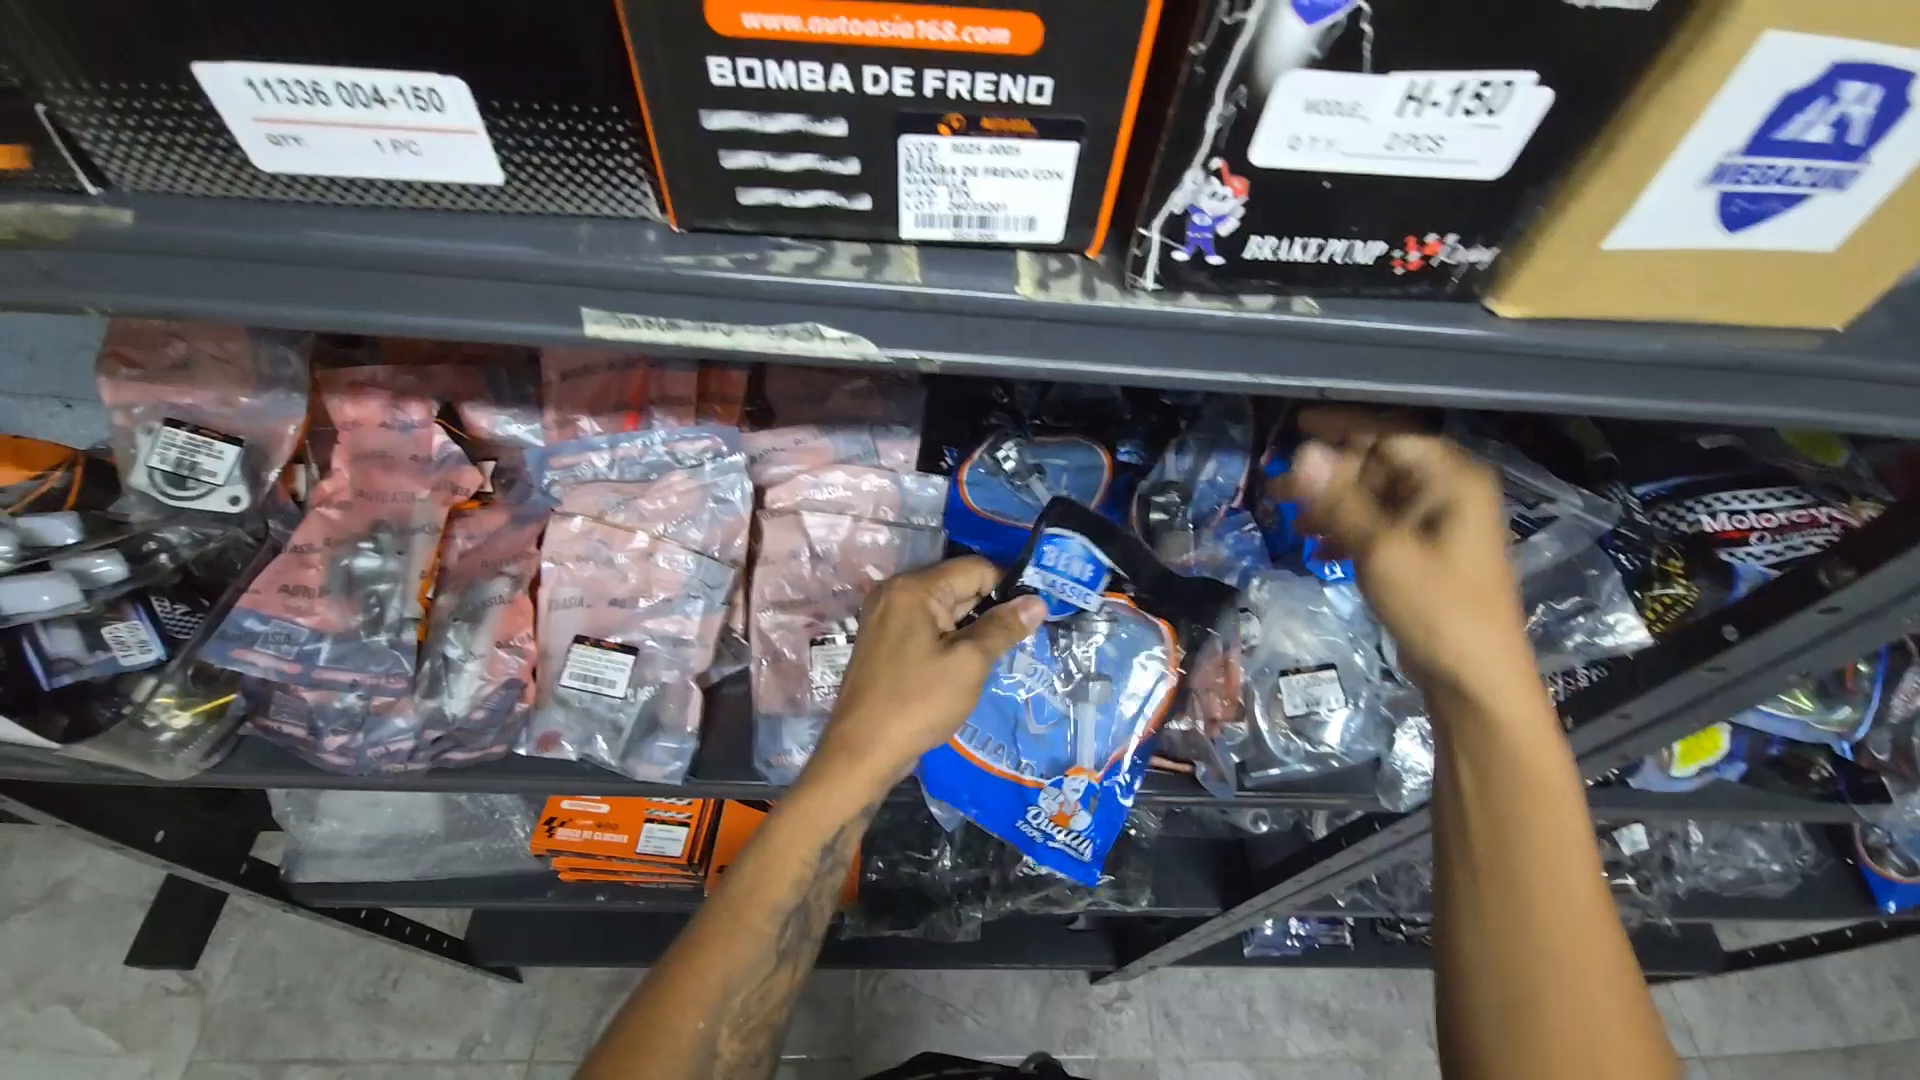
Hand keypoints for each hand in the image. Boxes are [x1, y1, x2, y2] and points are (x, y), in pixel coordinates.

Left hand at [811, 557, 1045, 789]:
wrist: (862, 750)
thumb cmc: (918, 703)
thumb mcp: (969, 663)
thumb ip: (1003, 627)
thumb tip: (1037, 602)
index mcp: (914, 588)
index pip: (975, 568)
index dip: (1008, 587)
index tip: (1032, 615)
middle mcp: (895, 592)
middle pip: (958, 585)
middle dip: (990, 608)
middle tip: (1019, 639)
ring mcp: (885, 616)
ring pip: (944, 608)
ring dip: (972, 626)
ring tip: (997, 653)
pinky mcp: (884, 640)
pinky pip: (927, 626)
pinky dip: (950, 638)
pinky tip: (967, 663)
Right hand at [1270, 407, 1530, 700]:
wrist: (1474, 676)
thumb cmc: (1436, 607)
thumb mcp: (1381, 548)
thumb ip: (1339, 499)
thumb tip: (1301, 454)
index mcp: (1450, 480)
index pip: (1390, 433)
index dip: (1342, 426)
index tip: (1296, 426)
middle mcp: (1447, 492)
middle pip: (1378, 465)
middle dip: (1328, 475)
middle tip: (1278, 488)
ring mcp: (1438, 523)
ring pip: (1374, 497)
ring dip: (1333, 506)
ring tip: (1293, 524)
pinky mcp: (1425, 552)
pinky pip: (1379, 525)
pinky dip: (1348, 531)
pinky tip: (1320, 550)